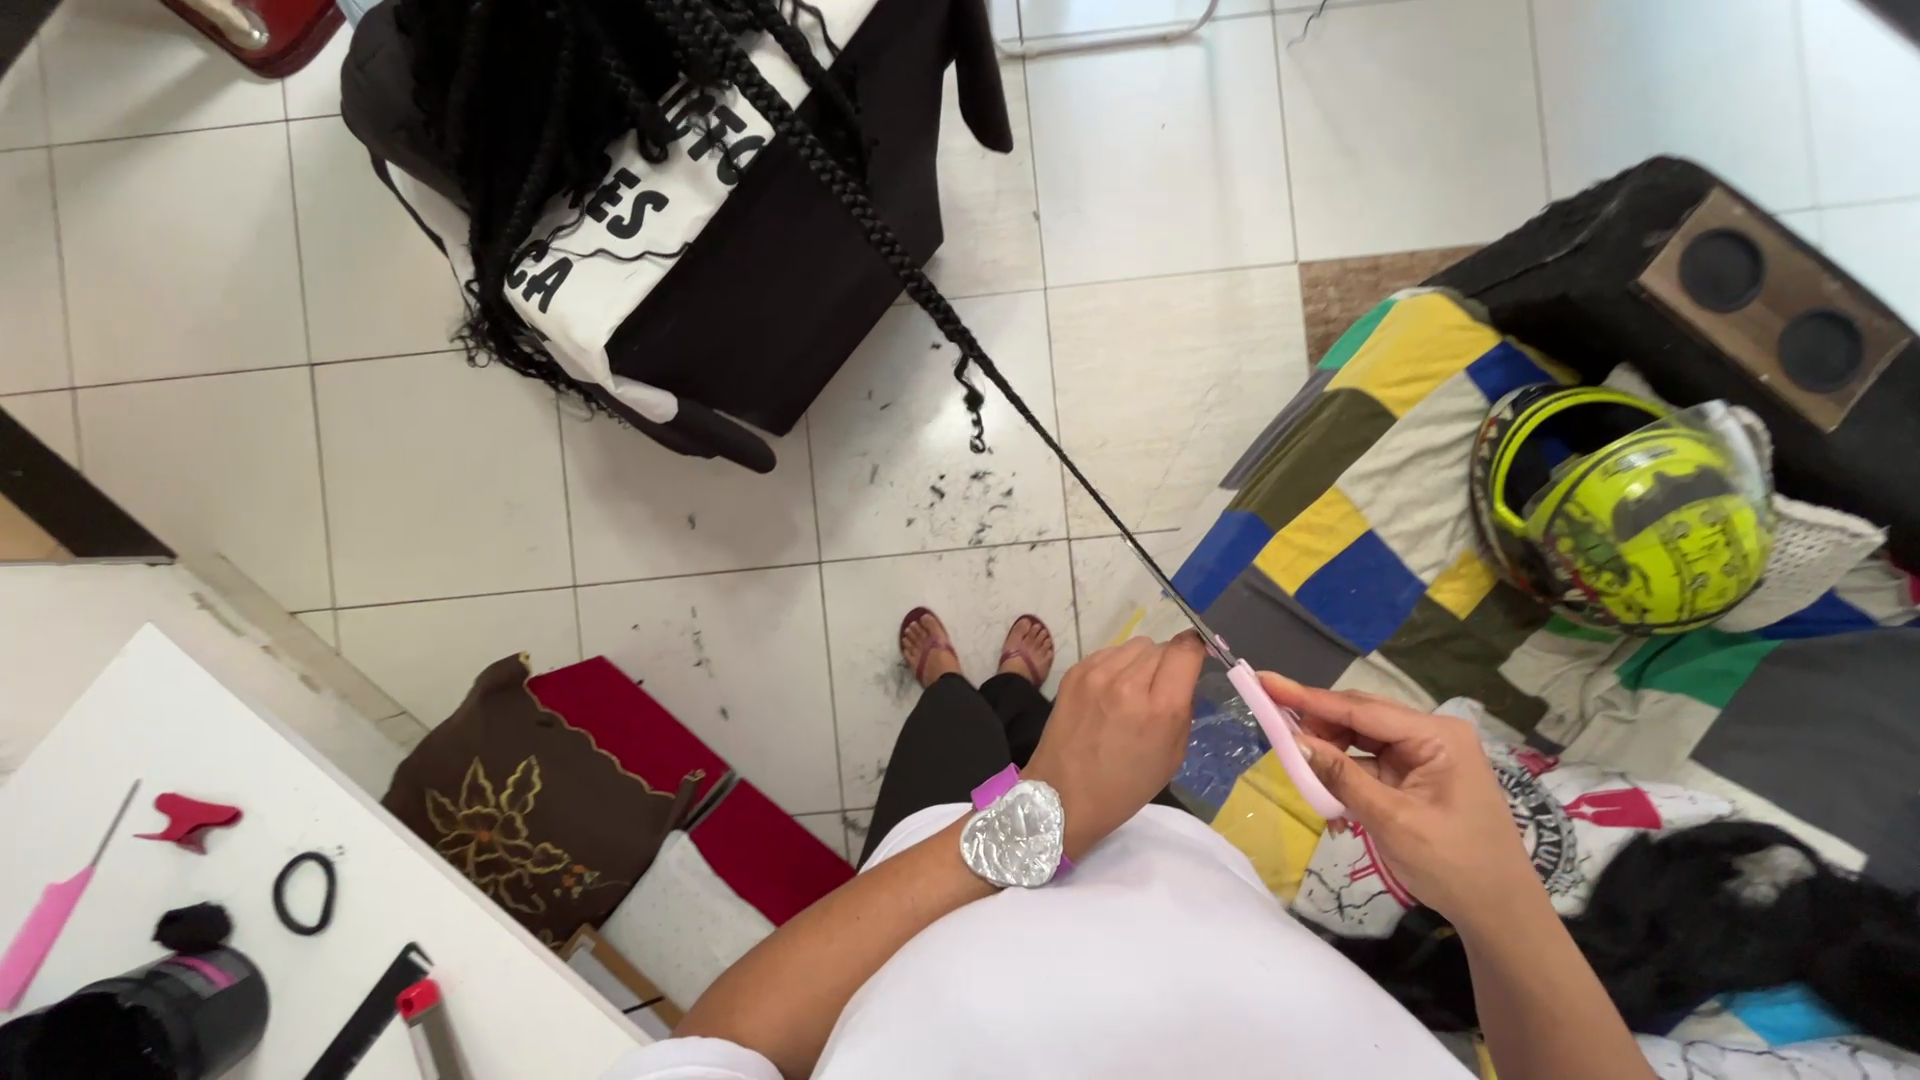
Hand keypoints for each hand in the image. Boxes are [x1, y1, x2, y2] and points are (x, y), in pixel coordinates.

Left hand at [1022, 632, 1205, 860]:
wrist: (1063, 795)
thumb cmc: (1126, 786)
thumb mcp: (1174, 755)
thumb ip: (1183, 709)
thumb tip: (1185, 677)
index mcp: (1160, 708)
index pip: (1186, 649)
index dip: (1195, 650)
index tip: (1195, 660)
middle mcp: (1128, 682)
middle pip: (1161, 646)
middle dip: (1168, 662)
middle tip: (1160, 688)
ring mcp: (1096, 674)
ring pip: (1135, 645)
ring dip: (1141, 662)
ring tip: (1133, 690)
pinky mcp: (1074, 672)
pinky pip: (1108, 653)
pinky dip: (1116, 666)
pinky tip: (1110, 692)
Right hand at [1259, 673, 1541, 931]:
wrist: (1500, 914)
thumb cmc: (1454, 865)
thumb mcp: (1392, 820)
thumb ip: (1341, 776)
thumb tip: (1294, 741)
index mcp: (1437, 736)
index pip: (1360, 708)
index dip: (1308, 697)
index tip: (1265, 680)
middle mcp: (1432, 734)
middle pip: (1359, 714)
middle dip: (1317, 721)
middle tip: (1272, 724)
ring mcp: (1426, 754)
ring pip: (1360, 735)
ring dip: (1329, 748)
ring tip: (1299, 763)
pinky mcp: (1417, 774)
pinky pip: (1369, 758)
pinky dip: (1344, 768)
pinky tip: (1324, 781)